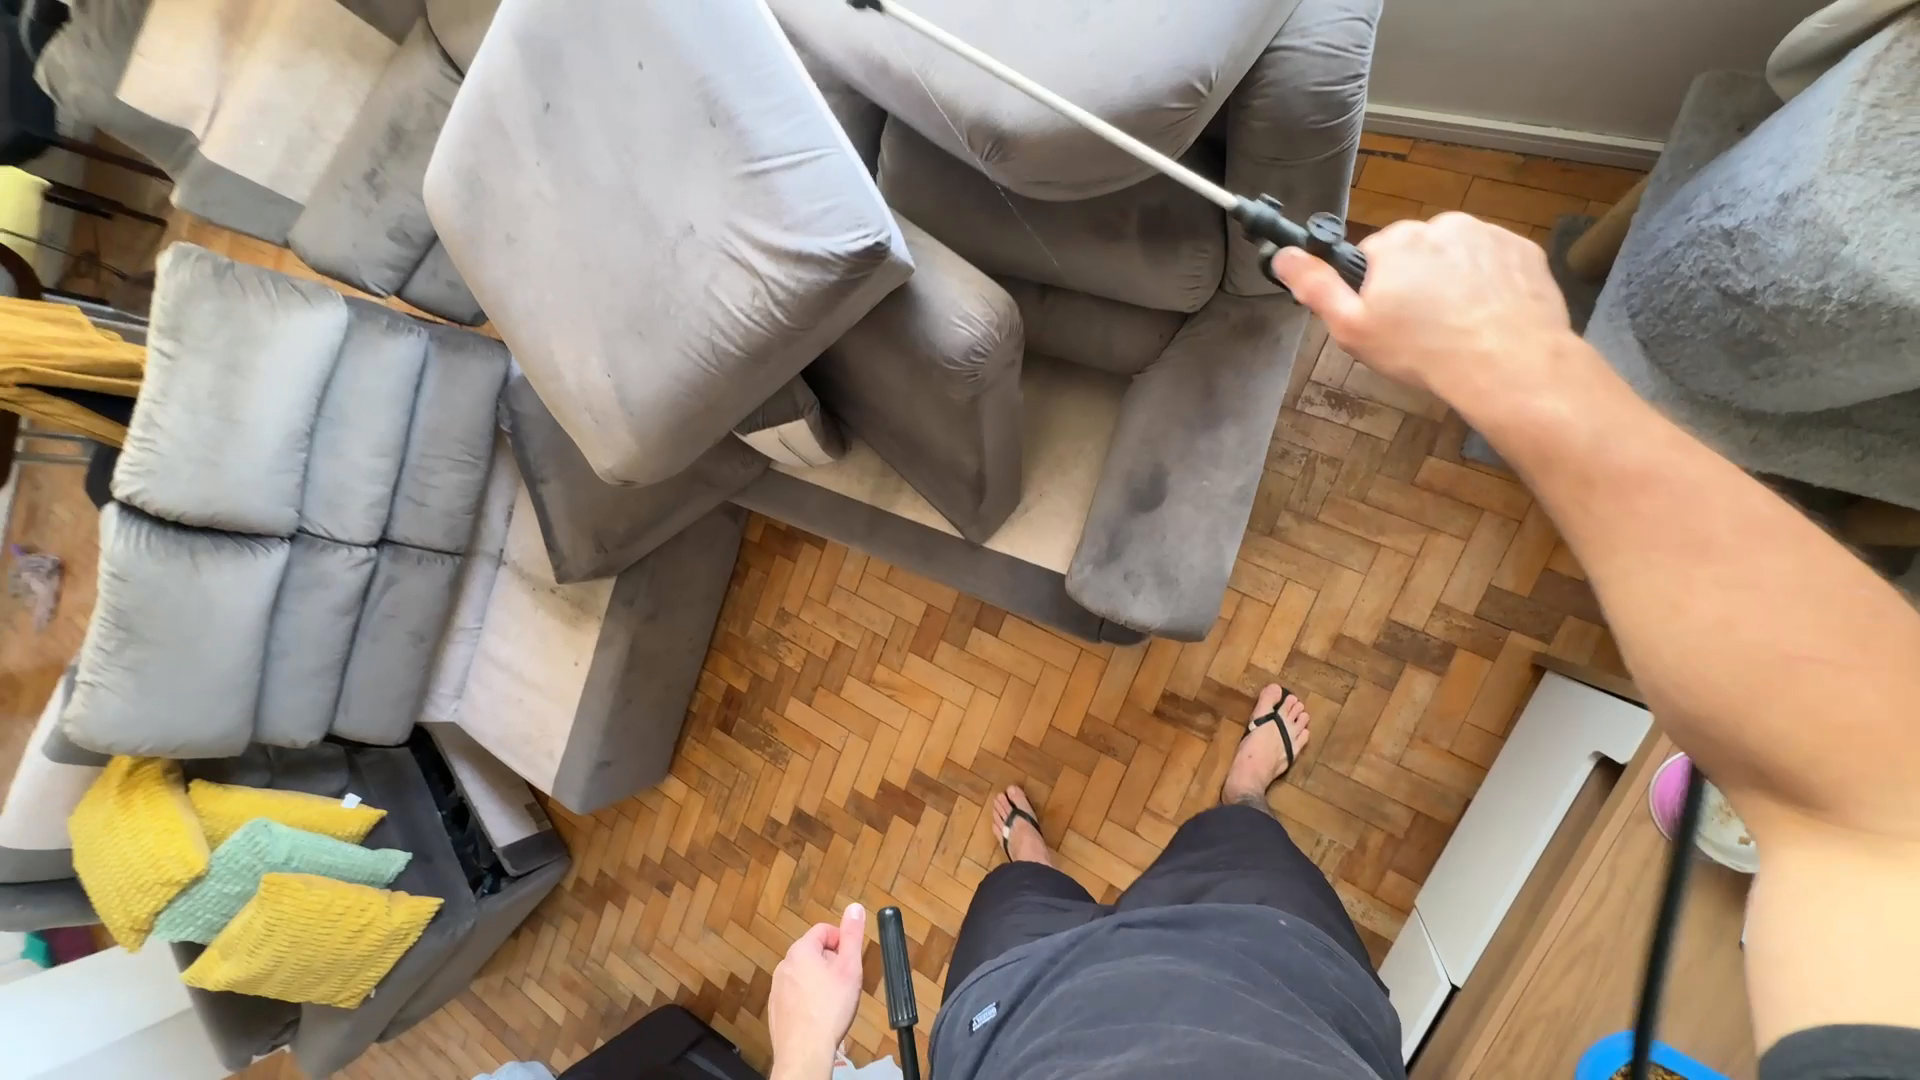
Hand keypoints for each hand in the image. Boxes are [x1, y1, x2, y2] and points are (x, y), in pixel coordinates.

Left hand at [769, 903, 865, 1078]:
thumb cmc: (830, 1008)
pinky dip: (808, 999)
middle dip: (832, 962)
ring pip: (804, 974)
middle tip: (845, 982)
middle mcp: (784, 965)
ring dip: (820, 981)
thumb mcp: (850, 967)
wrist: (804, 1053)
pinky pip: (795, 995)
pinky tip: (819, 1016)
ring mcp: (777, 989)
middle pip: (814, 952)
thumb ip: (852, 935)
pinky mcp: (775, 1010)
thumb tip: (854, 907)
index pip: (824, 930)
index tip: (851, 960)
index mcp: (801, 950)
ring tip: (834, 1001)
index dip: (842, 941)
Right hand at [1272, 212, 1581, 409]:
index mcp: (1397, 241)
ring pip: (1454, 256)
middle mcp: (1443, 225)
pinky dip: (1485, 284)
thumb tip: (1283, 256)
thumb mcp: (1350, 327)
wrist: (1505, 363)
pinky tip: (1482, 318)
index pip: (1370, 255)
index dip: (1371, 289)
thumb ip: (1315, 287)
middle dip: (1412, 281)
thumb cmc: (1418, 348)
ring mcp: (1489, 235)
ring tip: (1451, 325)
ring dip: (1448, 281)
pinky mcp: (1524, 251)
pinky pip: (1492, 263)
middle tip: (1415, 327)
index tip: (1381, 319)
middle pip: (1414, 252)